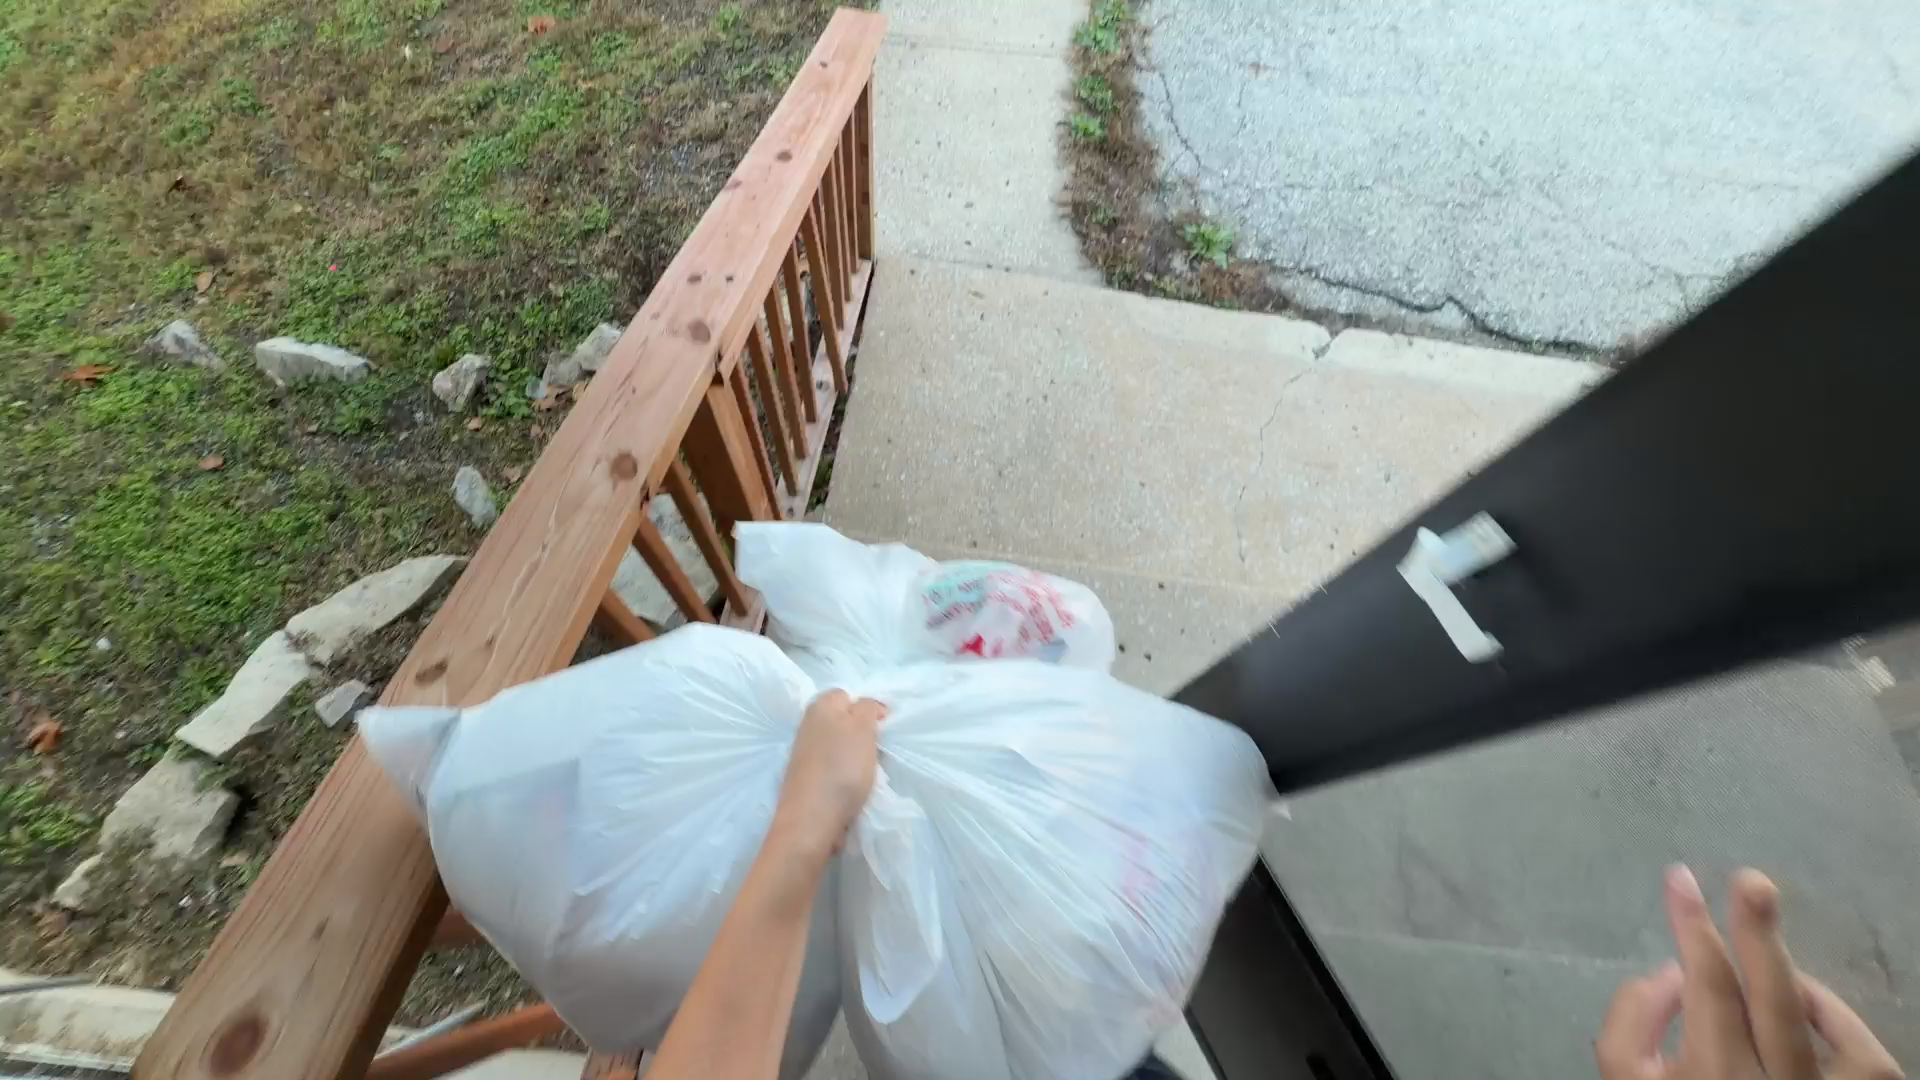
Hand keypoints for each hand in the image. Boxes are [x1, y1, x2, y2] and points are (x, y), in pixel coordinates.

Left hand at [770, 689, 884, 861]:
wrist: (811, 821)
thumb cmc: (842, 768)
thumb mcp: (863, 728)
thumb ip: (868, 707)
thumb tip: (868, 706)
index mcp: (820, 707)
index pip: (848, 695)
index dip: (867, 708)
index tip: (881, 728)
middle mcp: (808, 726)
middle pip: (843, 721)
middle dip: (861, 732)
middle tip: (875, 750)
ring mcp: (805, 753)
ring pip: (840, 745)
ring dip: (855, 756)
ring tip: (866, 772)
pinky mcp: (806, 778)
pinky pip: (833, 766)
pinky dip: (844, 774)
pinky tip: (852, 787)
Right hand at [1597, 865, 1902, 1079]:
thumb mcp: (1622, 1074)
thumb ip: (1633, 1015)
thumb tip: (1671, 971)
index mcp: (1711, 1071)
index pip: (1706, 982)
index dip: (1691, 925)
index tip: (1677, 876)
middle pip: (1773, 996)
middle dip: (1758, 931)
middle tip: (1753, 880)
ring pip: (1837, 1033)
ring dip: (1799, 980)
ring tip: (1769, 951)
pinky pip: (1873, 1066)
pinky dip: (1842, 1022)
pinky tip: (1809, 1001)